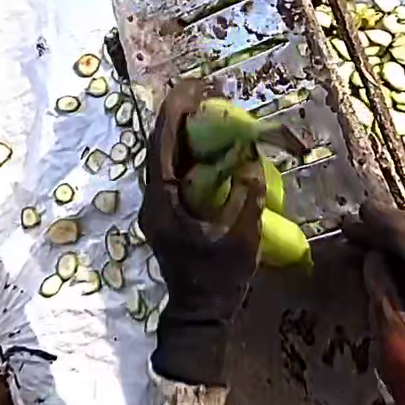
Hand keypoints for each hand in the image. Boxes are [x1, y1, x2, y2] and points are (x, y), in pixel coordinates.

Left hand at [139, 80, 266, 386]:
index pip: (162, 146)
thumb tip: (252, 163)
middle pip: (159, 145)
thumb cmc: (217, 282)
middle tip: (203, 90)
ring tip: (207, 107)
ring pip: (165, 156)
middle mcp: (153, 198)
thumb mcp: (240, 241)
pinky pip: (175, 170)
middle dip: (178, 114)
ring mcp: (158, 204)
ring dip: (183, 130)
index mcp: (162, 202)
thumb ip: (247, 200)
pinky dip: (189, 151)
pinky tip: (209, 143)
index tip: (193, 88)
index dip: (175, 113)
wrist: (198, 316)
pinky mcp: (168, 210)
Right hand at [345, 201, 404, 404]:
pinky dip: (397, 261)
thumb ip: (384, 303)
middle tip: (355, 217)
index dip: (393, 230)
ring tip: (358, 231)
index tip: (365, 211)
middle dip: (390, 230)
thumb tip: (372, 261)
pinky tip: (375, 255)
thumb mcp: (399, 354)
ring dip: (392, 243)